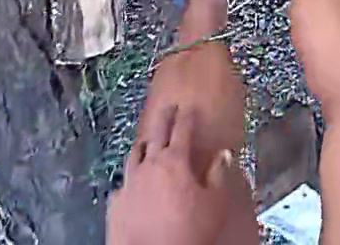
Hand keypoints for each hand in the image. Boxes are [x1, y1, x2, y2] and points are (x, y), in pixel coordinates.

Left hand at [106, 105, 237, 244]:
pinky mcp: (116, 203)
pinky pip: (123, 183)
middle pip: (157, 131)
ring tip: (148, 140)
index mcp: (175, 160)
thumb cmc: (186, 234)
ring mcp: (130, 181)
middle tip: (169, 107)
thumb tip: (224, 154)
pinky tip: (132, 184)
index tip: (189, 106)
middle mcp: (150, 163)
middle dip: (164, 116)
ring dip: (144, 144)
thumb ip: (218, 176)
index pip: (182, 128)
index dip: (187, 115)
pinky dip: (130, 179)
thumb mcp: (214, 206)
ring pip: (135, 153)